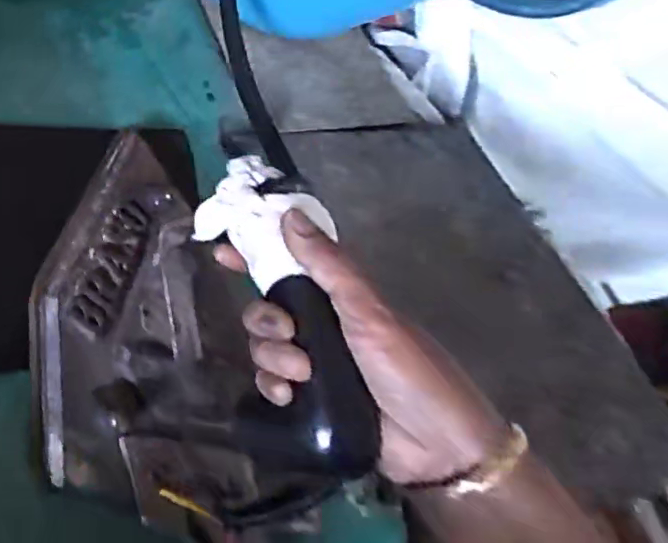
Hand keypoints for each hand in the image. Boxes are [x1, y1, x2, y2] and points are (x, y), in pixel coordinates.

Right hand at [214, 209, 506, 485]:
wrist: (444, 454)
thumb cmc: (414, 372)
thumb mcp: (372, 313)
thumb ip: (329, 265)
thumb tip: (289, 212)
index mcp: (333, 299)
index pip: (284, 266)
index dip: (251, 255)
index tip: (223, 251)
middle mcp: (317, 326)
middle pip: (262, 308)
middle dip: (264, 319)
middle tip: (288, 332)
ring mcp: (311, 362)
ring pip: (262, 344)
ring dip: (273, 356)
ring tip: (301, 374)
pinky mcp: (307, 397)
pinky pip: (268, 381)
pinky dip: (272, 386)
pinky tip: (289, 396)